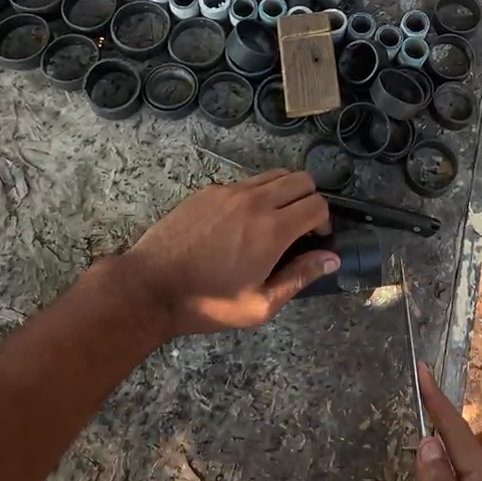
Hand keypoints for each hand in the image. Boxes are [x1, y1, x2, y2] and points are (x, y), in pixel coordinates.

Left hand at [124, 170, 335, 337]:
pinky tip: (240, 223)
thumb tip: (331, 258)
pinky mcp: (209, 190)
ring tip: (273, 220)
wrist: (149, 287)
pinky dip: (256, 195)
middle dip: (310, 200)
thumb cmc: (207, 303)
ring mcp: (230, 191)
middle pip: (302, 179)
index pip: (318, 204)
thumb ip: (299, 277)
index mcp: (272, 229)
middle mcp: (255, 201)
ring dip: (285, 193)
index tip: (315, 240)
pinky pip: (246, 182)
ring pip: (275, 175)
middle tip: (299, 227)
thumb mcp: (259, 306)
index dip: (324, 221)